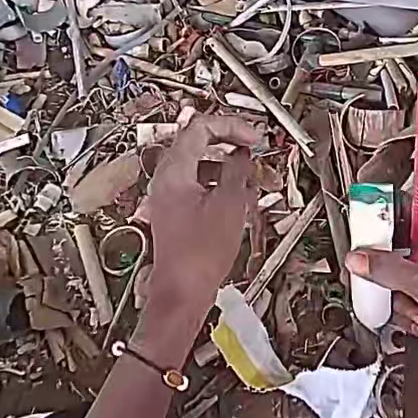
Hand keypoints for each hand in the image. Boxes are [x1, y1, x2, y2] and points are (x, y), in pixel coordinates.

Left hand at [142, 114, 262, 328]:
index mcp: (174, 171)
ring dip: (224, 163)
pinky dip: (217, 181)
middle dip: (228, 141)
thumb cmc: (200, 253)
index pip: (200, 128)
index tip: (253, 137)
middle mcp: (165, 178)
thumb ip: (237, 170)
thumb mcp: (230, 204)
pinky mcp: (174, 210)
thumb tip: (242, 153)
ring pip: (198, 163)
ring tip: (248, 173)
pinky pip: (196, 183)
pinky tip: (236, 194)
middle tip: (251, 146)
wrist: (183, 290)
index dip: (231, 126)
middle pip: (196, 142)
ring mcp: (167, 194)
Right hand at [346, 215, 417, 383]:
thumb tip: (361, 258)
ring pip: (397, 276)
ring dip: (400, 299)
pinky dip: (408, 313)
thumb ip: (392, 270)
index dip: (384, 216)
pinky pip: (405, 298)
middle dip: (388, 272)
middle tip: (378, 278)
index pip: (410, 210)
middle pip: (397, 247)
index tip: (364, 227)